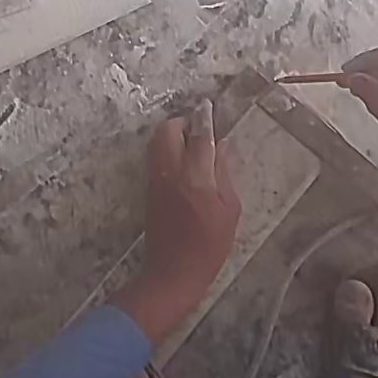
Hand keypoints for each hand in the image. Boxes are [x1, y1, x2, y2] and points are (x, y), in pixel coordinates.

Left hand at [141, 99, 242, 293]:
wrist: (172, 272)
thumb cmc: (209, 246)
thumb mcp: (229, 209)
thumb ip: (223, 174)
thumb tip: (220, 147)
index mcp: (196, 178)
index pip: (199, 137)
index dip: (205, 118)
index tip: (208, 105)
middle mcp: (171, 172)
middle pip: (168, 130)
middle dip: (183, 122)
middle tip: (200, 128)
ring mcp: (156, 179)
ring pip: (157, 140)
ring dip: (172, 133)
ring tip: (191, 142)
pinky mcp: (149, 188)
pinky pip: (155, 155)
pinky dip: (167, 147)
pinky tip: (182, 158)